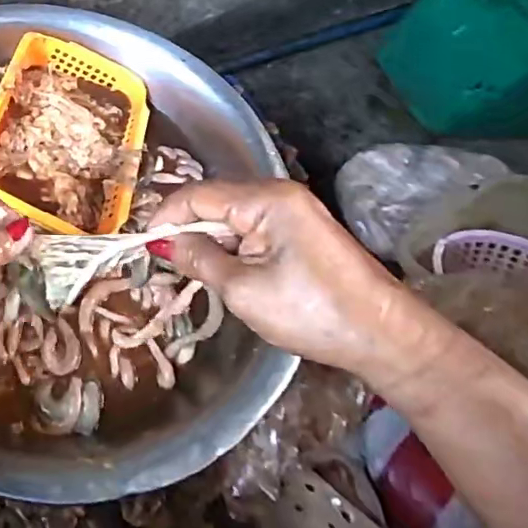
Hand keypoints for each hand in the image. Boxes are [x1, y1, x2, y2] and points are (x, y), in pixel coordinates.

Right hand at [151, 180, 441, 386]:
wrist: (383, 334)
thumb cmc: (312, 311)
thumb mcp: (245, 290)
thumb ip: (200, 259)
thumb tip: (164, 243)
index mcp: (265, 198)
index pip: (199, 195)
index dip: (166, 217)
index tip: (143, 247)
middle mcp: (278, 193)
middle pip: (216, 201)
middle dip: (187, 229)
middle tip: (163, 265)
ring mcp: (293, 209)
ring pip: (233, 216)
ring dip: (210, 240)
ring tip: (191, 273)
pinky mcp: (301, 229)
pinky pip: (253, 228)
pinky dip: (233, 246)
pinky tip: (225, 272)